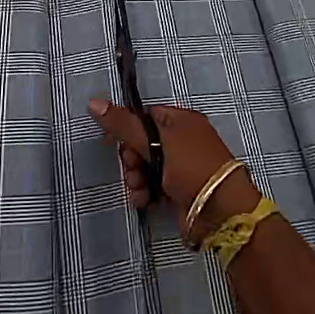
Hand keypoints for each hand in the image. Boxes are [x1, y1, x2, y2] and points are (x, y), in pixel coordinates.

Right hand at [89, 98, 260, 236]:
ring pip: (144, 166)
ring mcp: (180, 166)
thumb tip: (93, 102)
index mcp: (181, 120)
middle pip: (142, 143)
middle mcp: (182, 140)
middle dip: (131, 158)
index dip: (127, 128)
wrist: (221, 211)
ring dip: (136, 178)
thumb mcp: (157, 142)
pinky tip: (144, 199)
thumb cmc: (192, 166)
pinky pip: (152, 185)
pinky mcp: (177, 190)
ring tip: (139, 187)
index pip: (145, 116)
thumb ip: (124, 124)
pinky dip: (144, 191)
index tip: (115, 141)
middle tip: (133, 168)